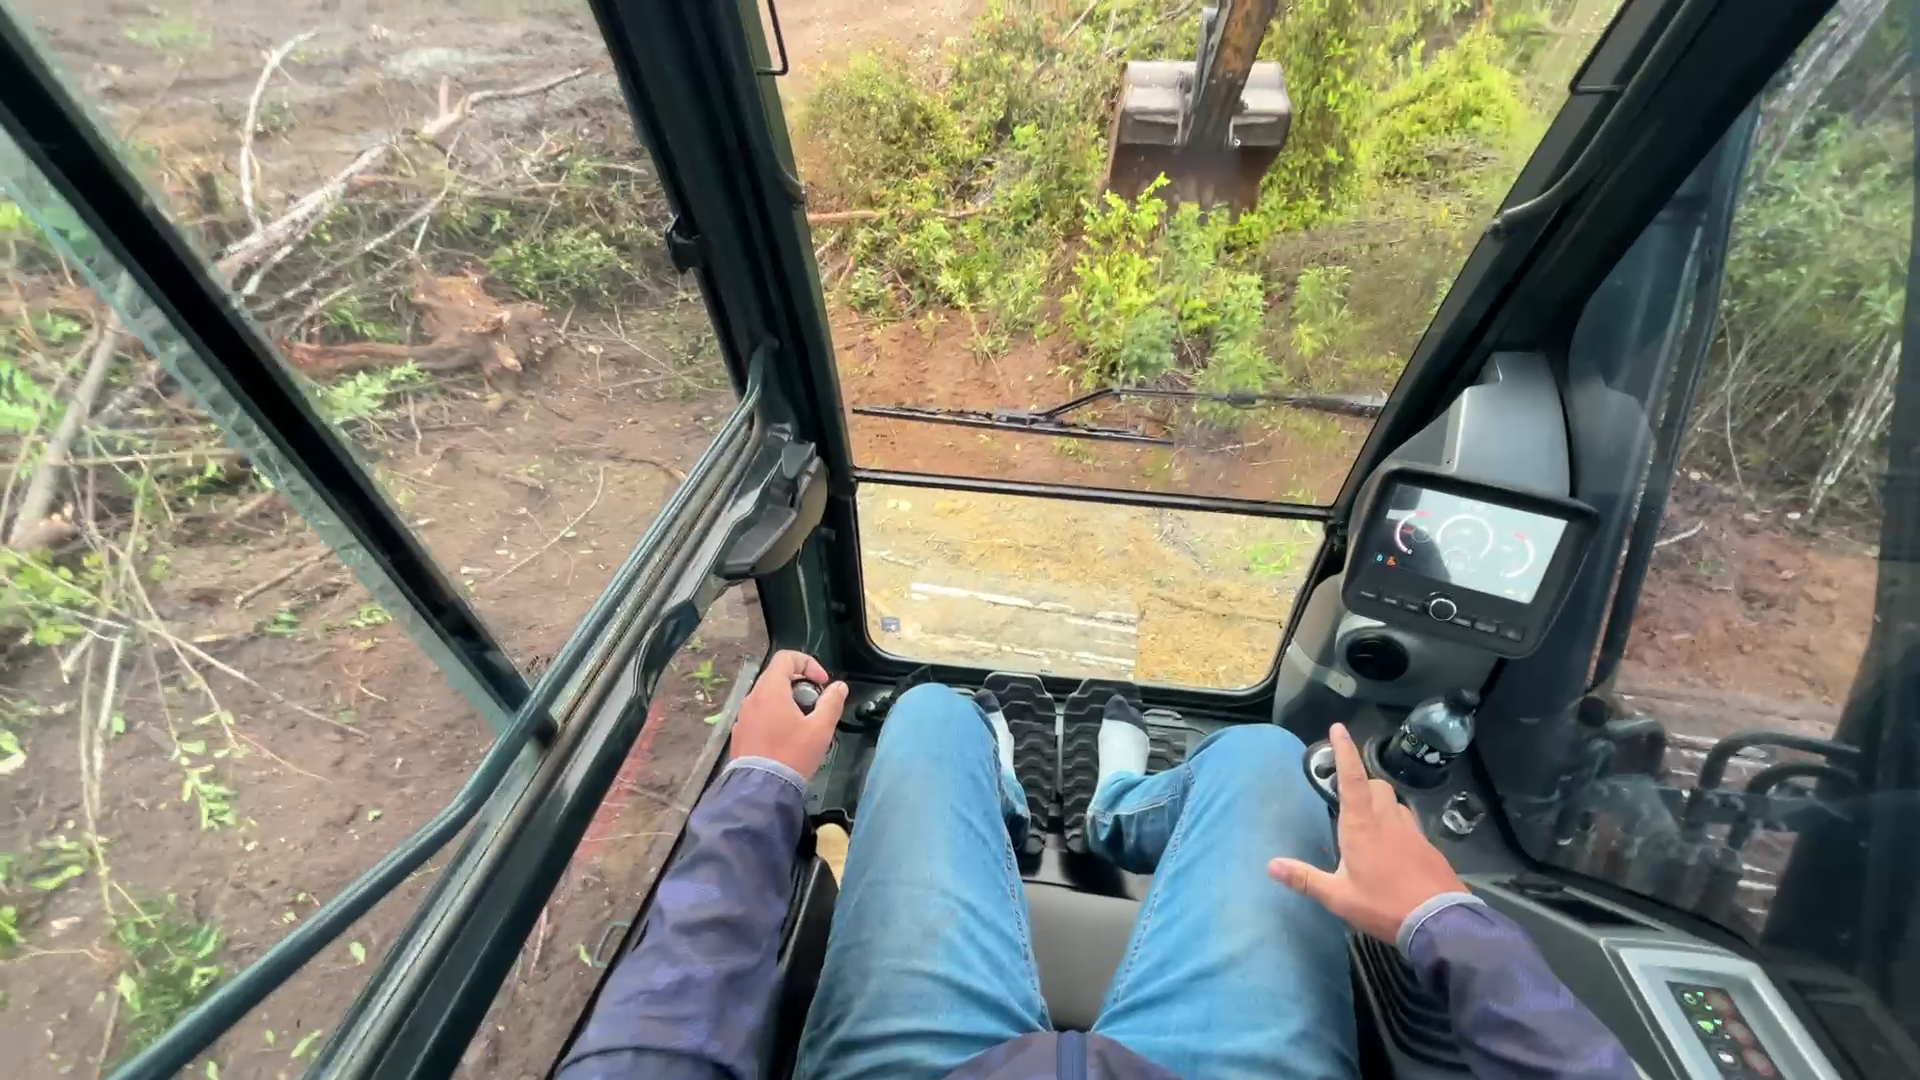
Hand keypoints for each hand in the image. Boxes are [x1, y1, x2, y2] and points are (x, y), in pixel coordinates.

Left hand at [729, 650, 848, 778]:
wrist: (760, 790)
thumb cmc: (792, 754)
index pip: (786, 657)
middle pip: (777, 675)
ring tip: (803, 723)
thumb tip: (839, 686)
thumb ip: (831, 703)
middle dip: (800, 683)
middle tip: (816, 704)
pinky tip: (786, 738)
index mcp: (770, 690)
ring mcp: (743, 716)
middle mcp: (752, 697)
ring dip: (788, 700)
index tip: (822, 683)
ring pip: (768, 695)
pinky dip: (774, 715)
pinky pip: (759, 713)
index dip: (808, 663)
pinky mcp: (740, 732)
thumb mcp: (820, 729)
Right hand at [1268, 723, 1466, 942]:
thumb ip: (1305, 879)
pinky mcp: (1430, 848)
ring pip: (1396, 803)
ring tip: (1371, 823)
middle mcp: (1387, 820)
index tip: (1338, 728)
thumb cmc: (1384, 905)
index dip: (1344, 751)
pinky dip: (1398, 826)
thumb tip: (1271, 866)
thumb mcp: (1339, 896)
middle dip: (1362, 783)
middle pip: (1376, 785)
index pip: (1351, 778)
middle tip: (1349, 798)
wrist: (1443, 925)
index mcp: (1361, 825)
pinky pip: (1410, 825)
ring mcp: (1412, 832)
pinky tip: (1394, 849)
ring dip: (1381, 803)